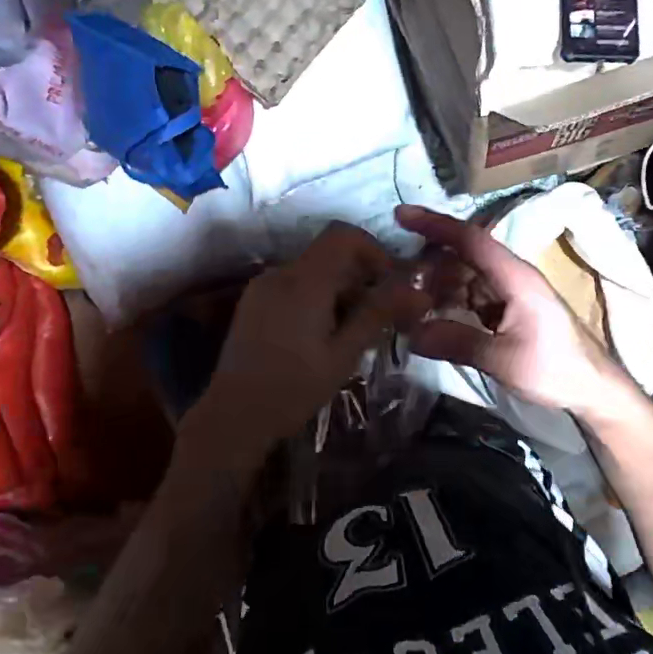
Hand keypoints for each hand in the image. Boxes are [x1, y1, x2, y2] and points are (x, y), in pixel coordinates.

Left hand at [188, 223, 429, 456]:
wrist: (233, 417)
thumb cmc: (294, 388)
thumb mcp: (343, 354)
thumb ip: (378, 315)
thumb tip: (419, 292)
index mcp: (304, 281)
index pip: (344, 236)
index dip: (373, 250)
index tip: (389, 283)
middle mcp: (281, 273)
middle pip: (329, 254)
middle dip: (360, 277)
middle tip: (379, 316)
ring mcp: (263, 287)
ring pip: (312, 271)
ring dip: (339, 290)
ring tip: (352, 332)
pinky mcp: (254, 303)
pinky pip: (294, 285)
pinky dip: (317, 297)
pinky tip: (323, 335)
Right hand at [395, 204, 635, 415]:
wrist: (593, 388)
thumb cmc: (554, 369)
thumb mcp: (503, 359)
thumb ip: (457, 342)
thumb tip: (412, 335)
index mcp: (515, 277)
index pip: (471, 240)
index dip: (435, 225)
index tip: (402, 215)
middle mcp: (513, 277)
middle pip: (464, 257)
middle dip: (430, 262)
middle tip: (395, 278)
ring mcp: (512, 293)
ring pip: (467, 277)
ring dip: (438, 285)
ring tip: (407, 300)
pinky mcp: (510, 311)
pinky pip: (474, 297)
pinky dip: (452, 302)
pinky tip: (432, 316)